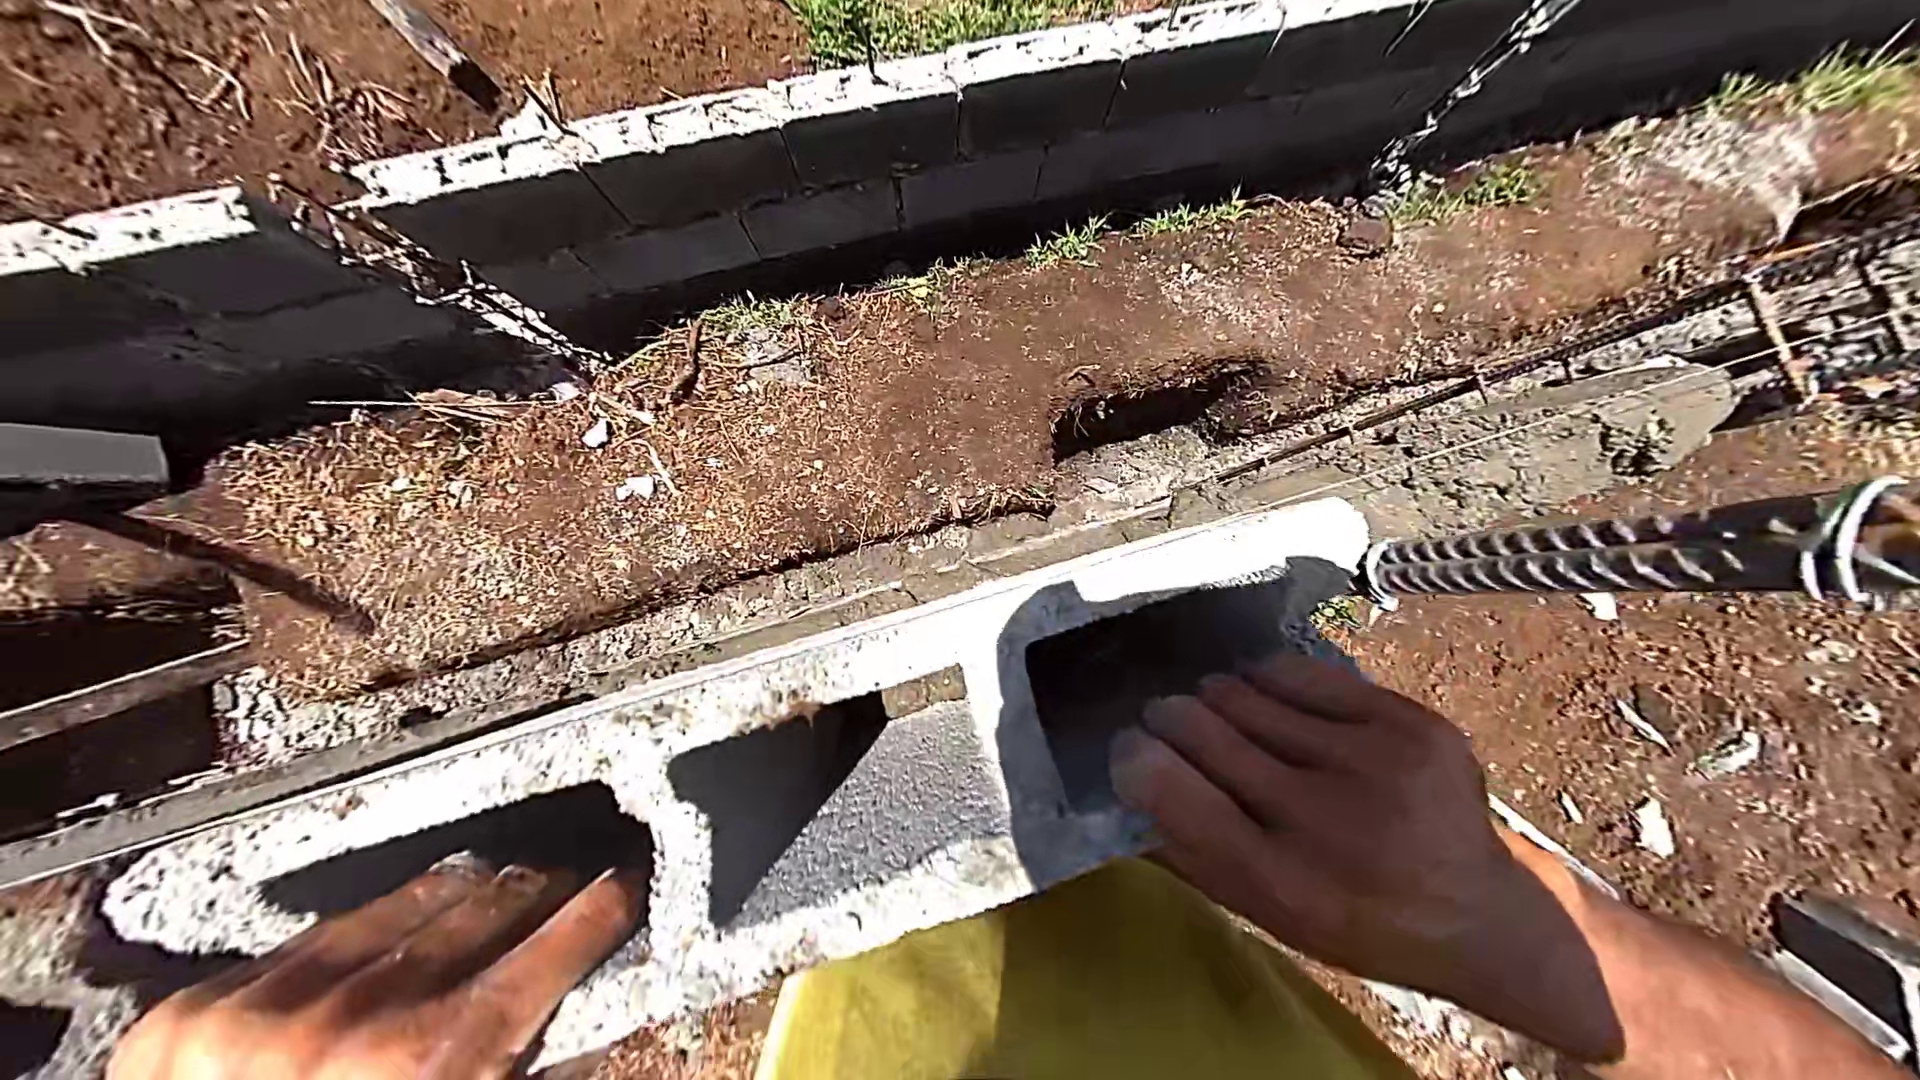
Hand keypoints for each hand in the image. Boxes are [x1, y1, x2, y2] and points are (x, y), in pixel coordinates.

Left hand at [108, 860, 643, 1079]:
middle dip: (548, 889)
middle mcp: (362, 1023)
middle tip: (558, 898)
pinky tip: (380, 968)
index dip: (616, 897)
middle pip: (510, 889)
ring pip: (432, 888)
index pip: (580, 923)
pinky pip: (336, 927)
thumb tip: (611, 977)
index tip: (627, 885)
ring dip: (471, 899)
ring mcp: (271, 1009)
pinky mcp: (195, 1013)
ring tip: (479, 921)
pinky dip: (377, 936)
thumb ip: (550, 1056)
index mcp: (443, 1060)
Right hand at [1109, 656, 1621, 1060]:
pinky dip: (1263, 681)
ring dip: (1216, 700)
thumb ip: (1186, 848)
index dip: (1134, 757)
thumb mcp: (1260, 912)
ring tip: (1229, 719)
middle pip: (1199, 726)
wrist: (1484, 913)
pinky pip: (1292, 670)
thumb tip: (1125, 773)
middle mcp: (1332, 820)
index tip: (1126, 746)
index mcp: (1286, 884)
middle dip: (1167, 717)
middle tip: (1167, 721)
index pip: (1174, 792)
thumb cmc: (1348, 917)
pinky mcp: (1410, 721)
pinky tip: (1269, 702)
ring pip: (1239, 691)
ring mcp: (1378, 762)